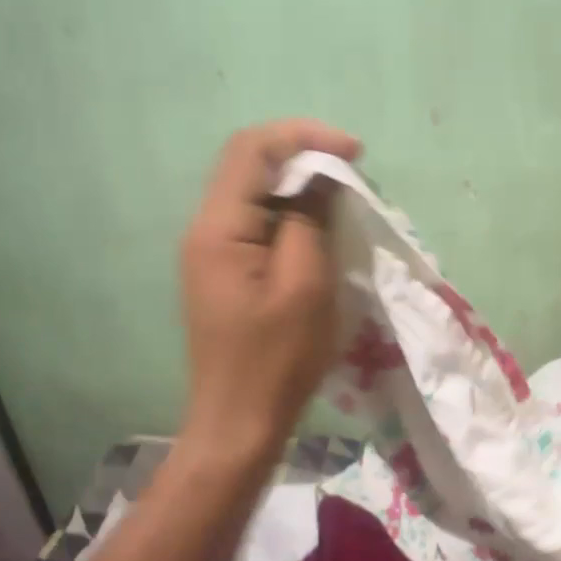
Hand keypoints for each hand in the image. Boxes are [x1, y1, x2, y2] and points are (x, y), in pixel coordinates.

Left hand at [179, 119, 361, 453]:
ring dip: (300, 187)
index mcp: (218, 228)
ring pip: (255, 194)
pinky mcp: (224, 272)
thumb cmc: (276, 359)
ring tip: (344, 200)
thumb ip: (309, 220)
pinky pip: (257, 224)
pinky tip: (321, 231)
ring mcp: (211, 252)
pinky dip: (292, 216)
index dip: (305, 138)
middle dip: (304, 158)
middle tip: (354, 174)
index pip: (252, 149)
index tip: (356, 154)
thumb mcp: (305, 285)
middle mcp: (205, 229)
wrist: (239, 422)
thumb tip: (320, 178)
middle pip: (249, 165)